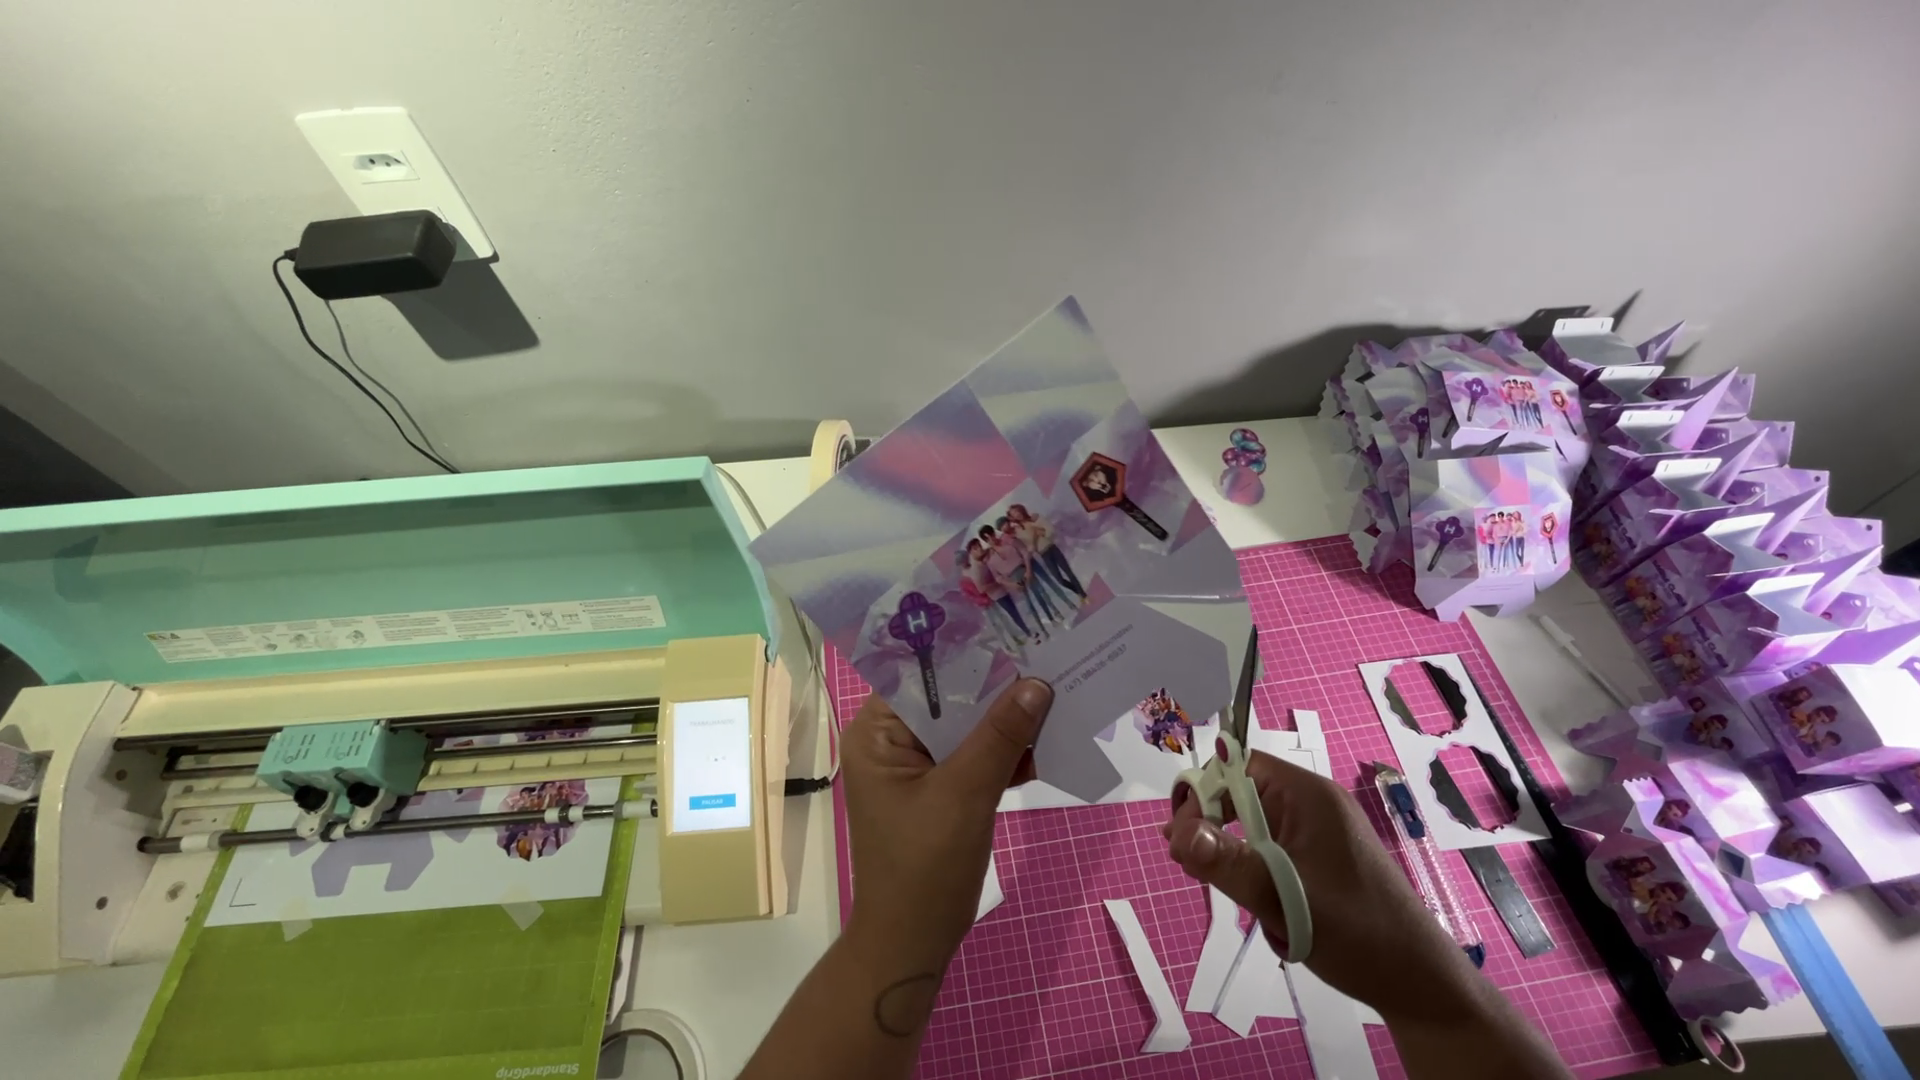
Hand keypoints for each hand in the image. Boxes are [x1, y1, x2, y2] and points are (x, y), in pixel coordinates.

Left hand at [843, 679, 1052, 971]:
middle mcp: (892, 739)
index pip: (920, 674)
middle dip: (996, 687)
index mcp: (877, 732)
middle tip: (1046, 659)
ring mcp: (916, 765)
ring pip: (967, 727)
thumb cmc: (925, 866)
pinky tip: (1045, 744)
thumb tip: (1038, 683)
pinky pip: (974, 755)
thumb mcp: (964, 794)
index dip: (967, 653)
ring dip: (1007, 721)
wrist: (914, 941)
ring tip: (1056, 698)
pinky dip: (1005, 752)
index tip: (1014, 632)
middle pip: (948, 698)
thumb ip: (1000, 736)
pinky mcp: (940, 788)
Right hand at [1164, 749, 1475, 1022]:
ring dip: (1234, 856)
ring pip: (1251, 825)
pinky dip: (1255, 871)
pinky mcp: (1322, 858)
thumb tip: (1174, 831)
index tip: (1181, 837)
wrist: (1421, 985)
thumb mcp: (1281, 896)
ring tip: (1232, 892)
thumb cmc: (1355, 931)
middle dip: (1213, 828)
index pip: (1236, 766)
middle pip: (1240, 794)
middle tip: (1194, 867)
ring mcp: (1319, 830)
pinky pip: (1271, 849)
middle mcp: (1312, 803)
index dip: (1202, 792)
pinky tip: (1258, 903)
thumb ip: (1225, 861)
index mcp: (1306, 795)